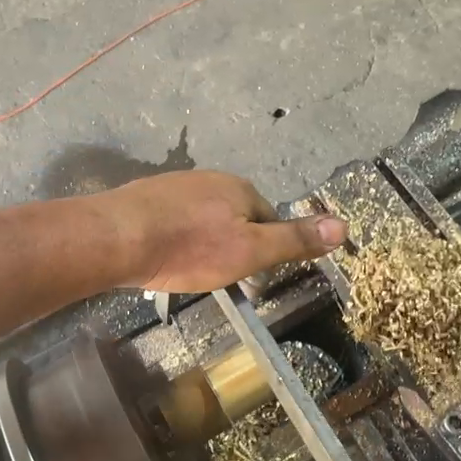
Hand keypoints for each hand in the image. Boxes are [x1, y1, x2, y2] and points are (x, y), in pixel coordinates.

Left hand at [94, 170, 348, 292]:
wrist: (116, 238)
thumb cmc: (189, 247)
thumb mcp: (251, 251)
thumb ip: (294, 239)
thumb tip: (344, 224)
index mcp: (239, 188)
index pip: (267, 219)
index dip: (264, 251)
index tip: (251, 279)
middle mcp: (208, 179)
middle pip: (234, 218)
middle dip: (231, 247)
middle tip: (217, 280)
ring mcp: (173, 187)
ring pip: (201, 221)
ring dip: (201, 245)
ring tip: (187, 273)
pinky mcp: (145, 199)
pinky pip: (173, 222)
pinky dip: (175, 241)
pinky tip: (163, 260)